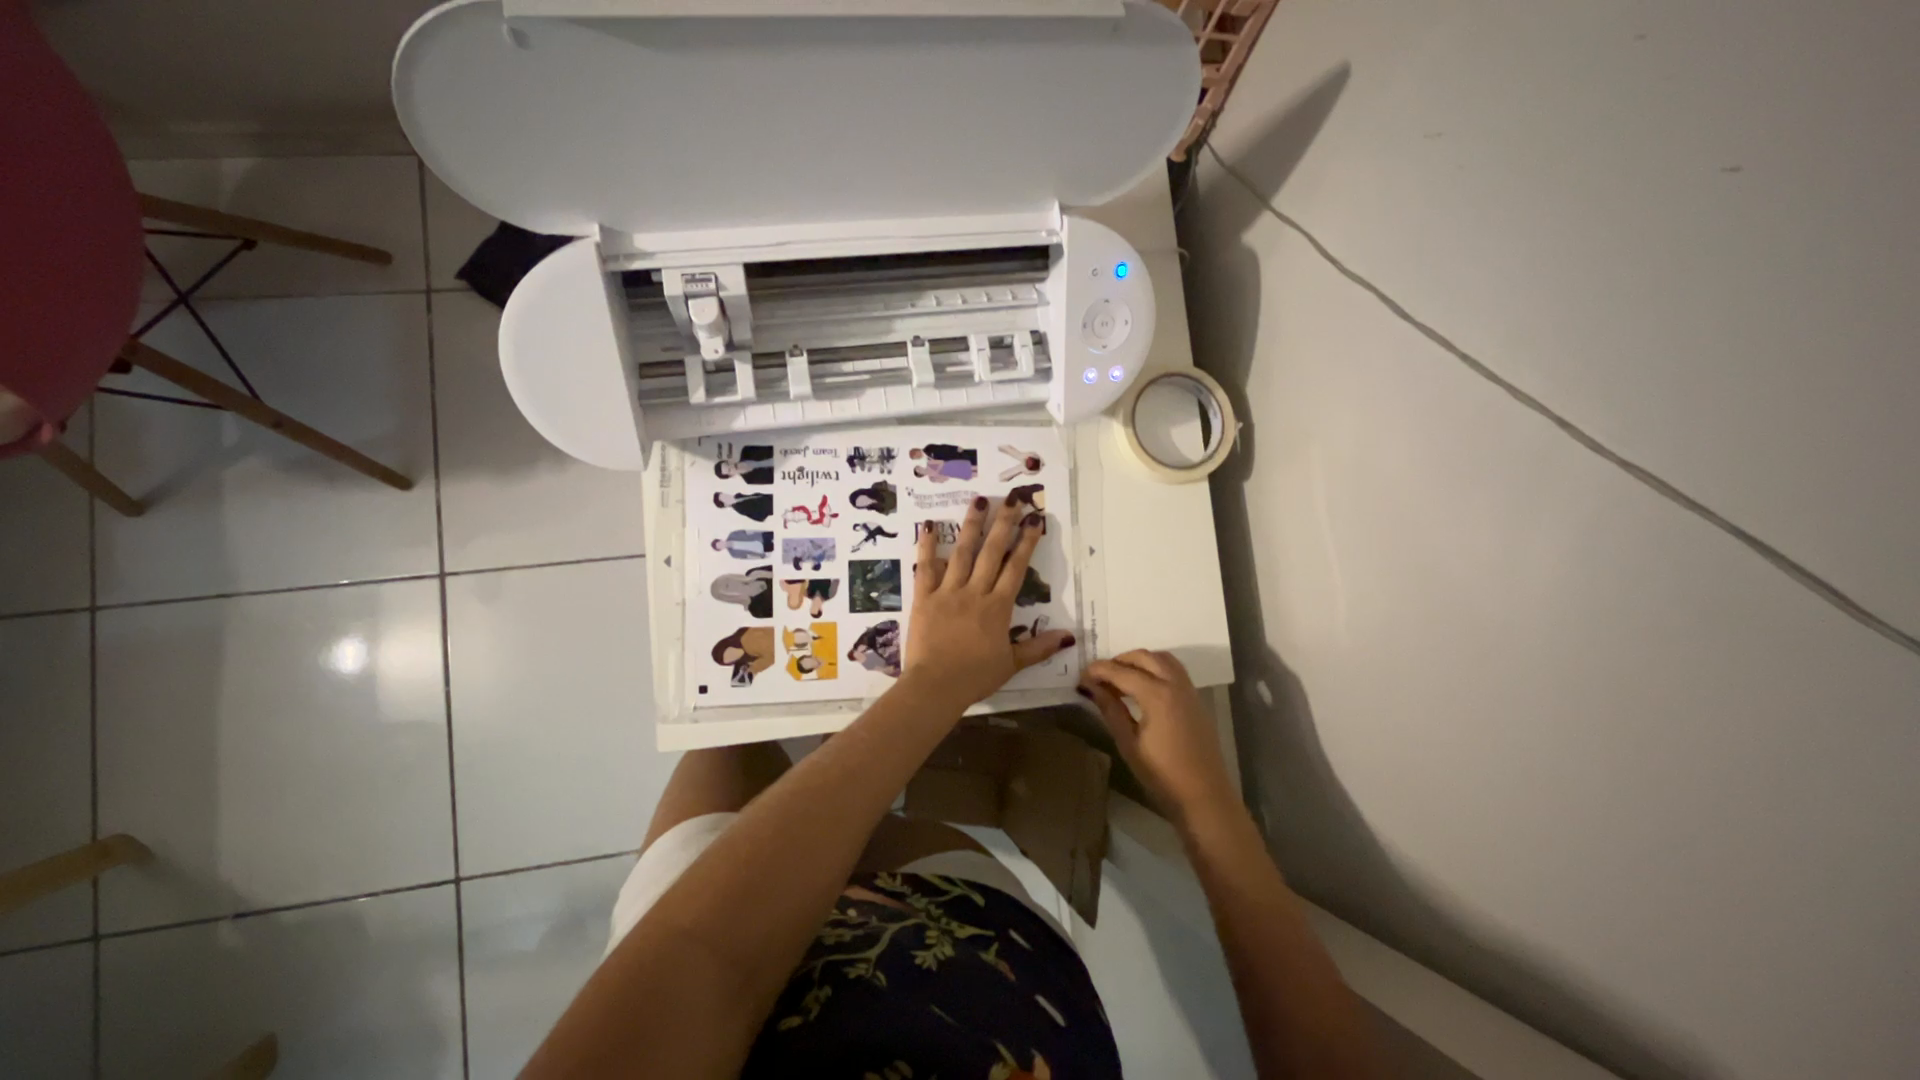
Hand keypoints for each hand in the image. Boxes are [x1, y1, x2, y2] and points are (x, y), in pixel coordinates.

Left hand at [903, 495, 1074, 706]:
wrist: (935, 686)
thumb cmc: (975, 678)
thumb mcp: (1011, 664)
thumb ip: (1039, 647)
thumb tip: (1069, 636)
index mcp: (998, 607)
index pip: (1016, 567)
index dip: (1027, 542)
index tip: (1035, 519)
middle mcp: (975, 592)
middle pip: (992, 551)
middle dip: (1004, 523)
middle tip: (1013, 498)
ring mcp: (948, 592)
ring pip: (962, 552)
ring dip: (971, 525)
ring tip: (979, 500)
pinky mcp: (923, 598)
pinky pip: (925, 567)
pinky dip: (927, 546)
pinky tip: (930, 525)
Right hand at [1080, 651, 1235, 822]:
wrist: (1203, 795)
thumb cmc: (1162, 774)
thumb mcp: (1128, 743)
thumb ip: (1111, 710)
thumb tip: (1091, 687)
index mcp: (1158, 695)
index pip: (1122, 672)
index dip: (1099, 671)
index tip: (1081, 677)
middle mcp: (1176, 684)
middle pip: (1145, 657)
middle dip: (1120, 660)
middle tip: (1100, 676)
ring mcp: (1189, 691)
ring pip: (1163, 659)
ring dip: (1140, 661)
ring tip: (1121, 678)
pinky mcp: (1196, 700)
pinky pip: (1174, 671)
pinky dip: (1156, 669)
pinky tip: (1143, 688)